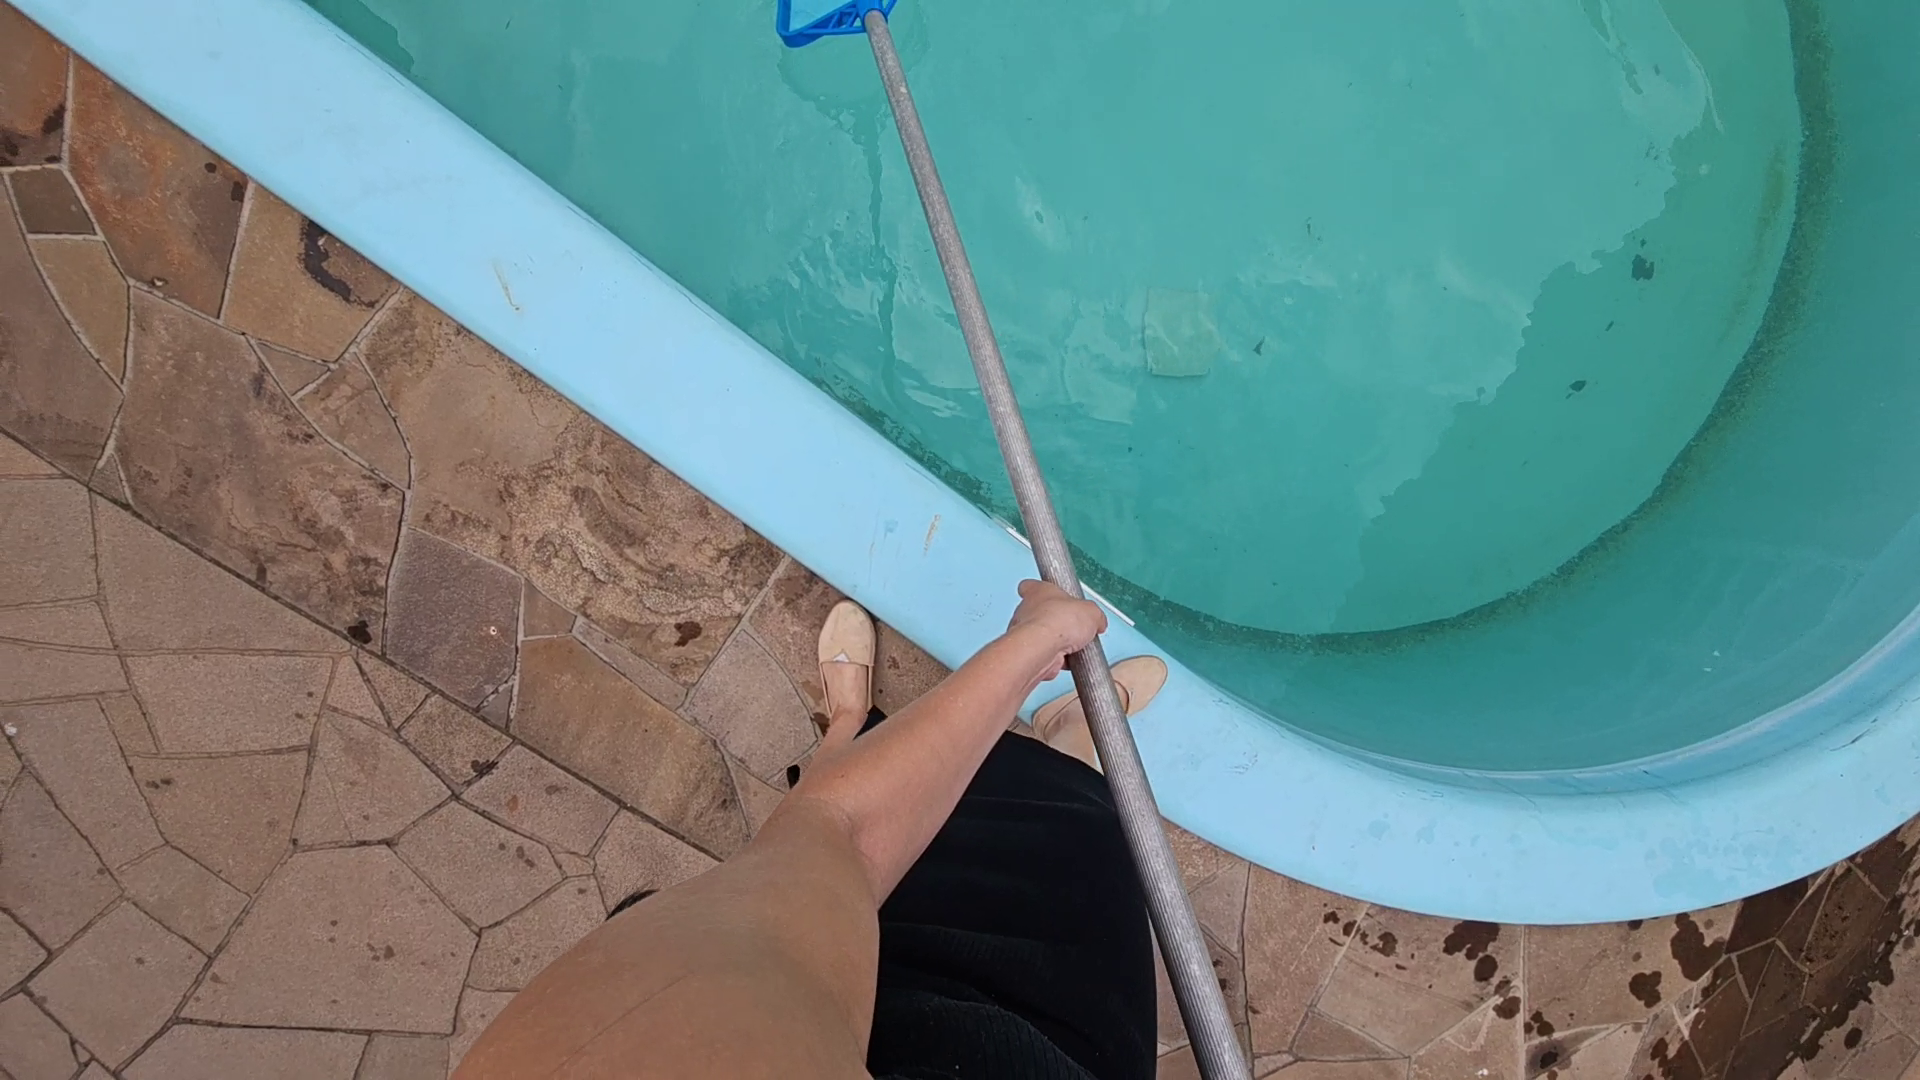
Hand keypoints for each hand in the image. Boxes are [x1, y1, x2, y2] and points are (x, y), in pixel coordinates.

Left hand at [1005, 580, 1107, 681]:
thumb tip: (1098, 621)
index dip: (1044, 590)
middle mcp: (1026, 610)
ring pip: (1045, 637)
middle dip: (1061, 622)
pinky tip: (1068, 659)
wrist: (1043, 648)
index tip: (1055, 596)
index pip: (1032, 585)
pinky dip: (1058, 659)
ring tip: (1075, 646)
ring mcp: (1026, 633)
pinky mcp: (1029, 652)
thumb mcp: (1091, 611)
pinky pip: (1046, 655)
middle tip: (1076, 627)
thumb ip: (1094, 614)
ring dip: (1059, 642)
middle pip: (1044, 614)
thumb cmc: (1056, 621)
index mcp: (1038, 591)